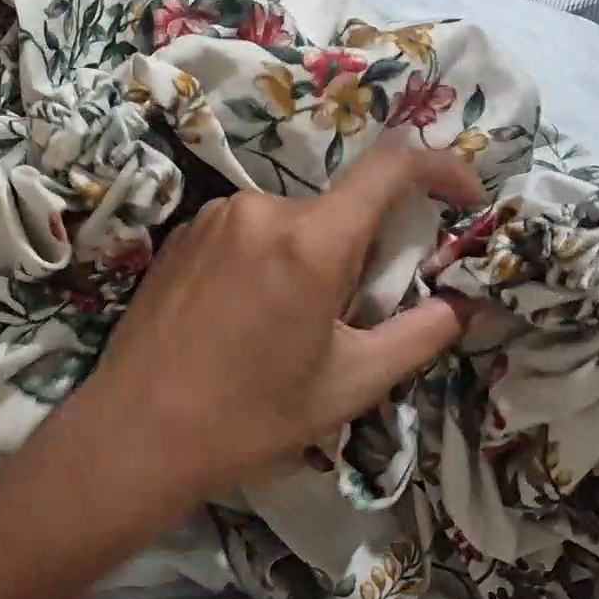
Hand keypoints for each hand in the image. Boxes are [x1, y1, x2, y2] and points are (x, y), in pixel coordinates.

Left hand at [50, 139, 485, 512]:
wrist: (135, 432)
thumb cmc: (250, 416)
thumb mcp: (349, 384)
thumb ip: (419, 335)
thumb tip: (460, 305)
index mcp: (309, 239)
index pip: (391, 165)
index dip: (441, 168)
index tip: (463, 199)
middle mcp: (259, 209)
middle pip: (338, 208)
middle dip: (363, 248)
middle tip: (353, 313)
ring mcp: (212, 217)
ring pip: (290, 222)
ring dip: (309, 258)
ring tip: (288, 326)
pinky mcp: (180, 234)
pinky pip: (246, 232)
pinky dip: (266, 259)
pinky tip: (244, 317)